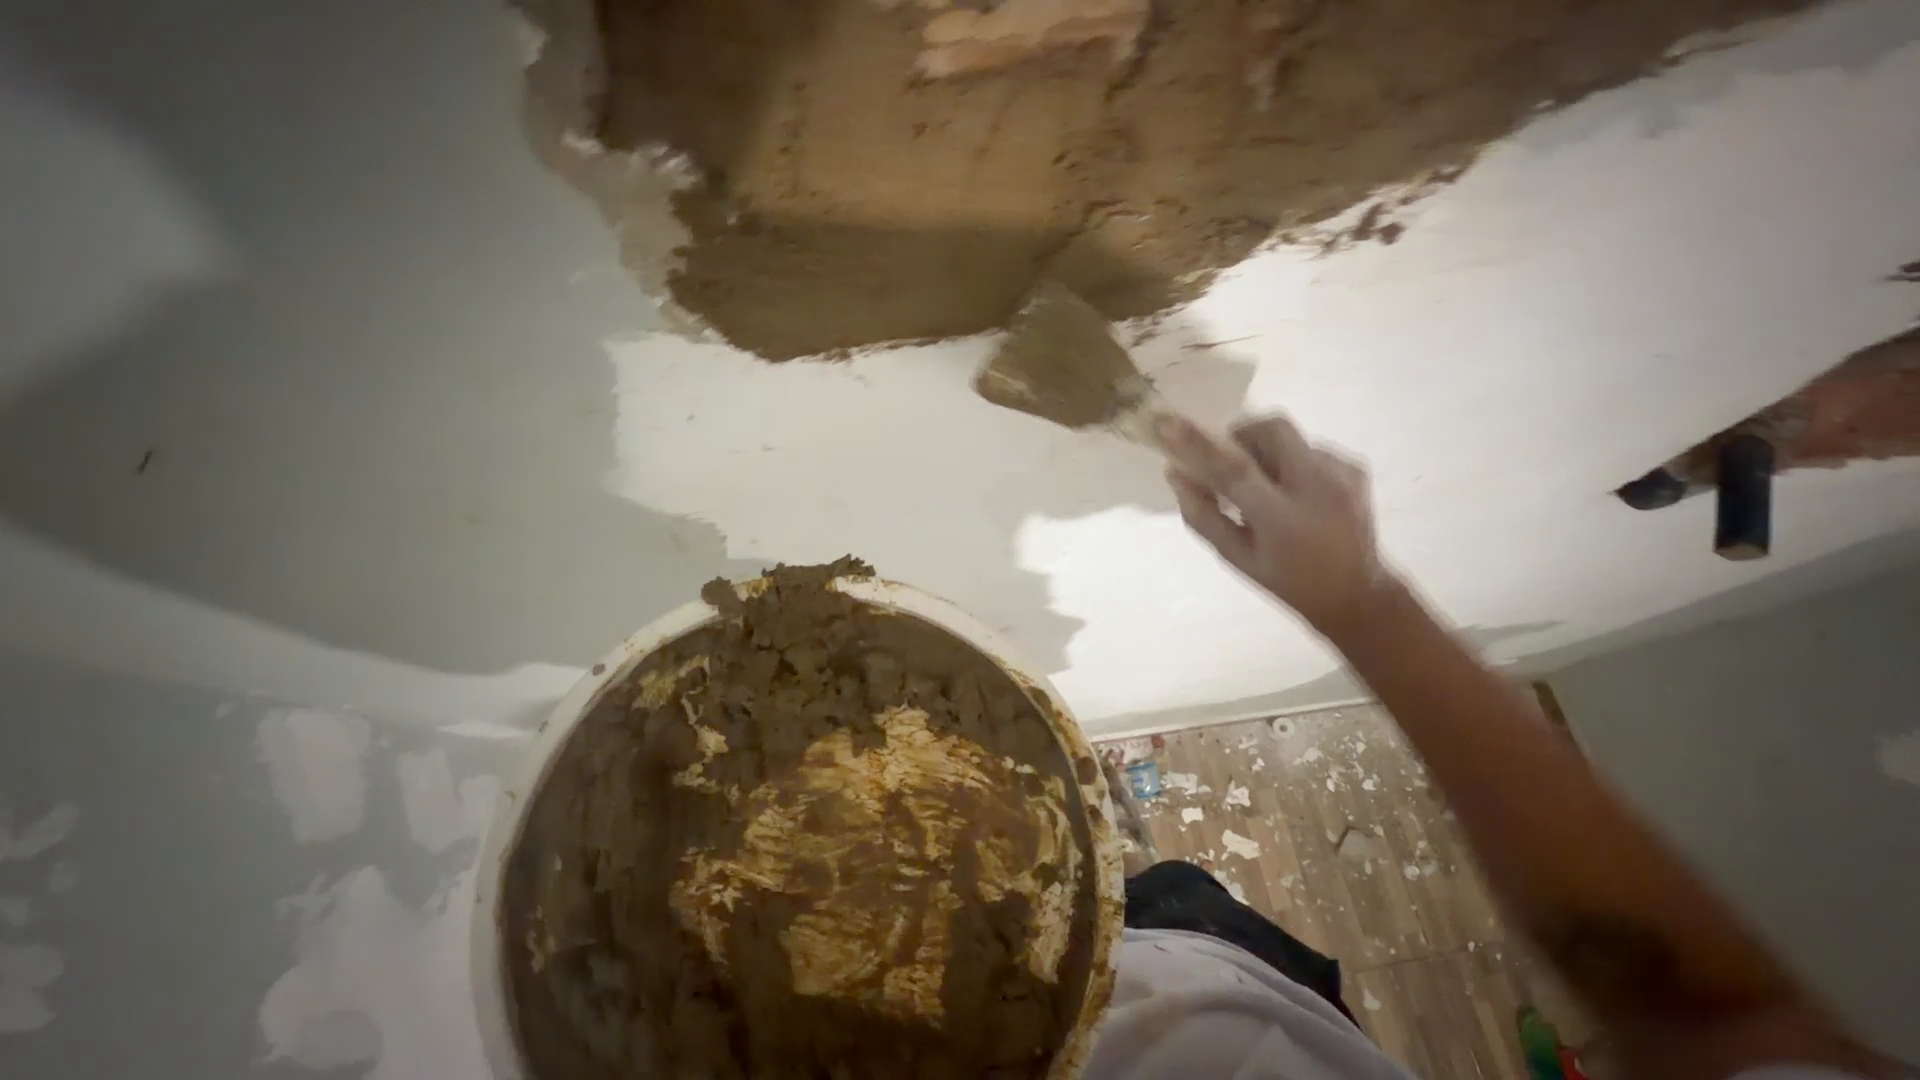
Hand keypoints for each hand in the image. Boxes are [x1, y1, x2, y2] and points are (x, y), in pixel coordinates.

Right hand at [1157, 413, 1395, 636]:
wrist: (1357, 594)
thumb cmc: (1286, 580)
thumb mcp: (1236, 558)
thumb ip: (1202, 515)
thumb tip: (1176, 474)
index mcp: (1281, 518)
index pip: (1232, 469)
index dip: (1197, 443)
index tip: (1166, 423)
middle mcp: (1316, 488)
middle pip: (1272, 429)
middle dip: (1243, 433)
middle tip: (1231, 459)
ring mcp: (1342, 474)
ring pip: (1291, 438)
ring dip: (1269, 453)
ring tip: (1269, 488)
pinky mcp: (1356, 468)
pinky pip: (1312, 449)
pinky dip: (1294, 463)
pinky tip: (1297, 494)